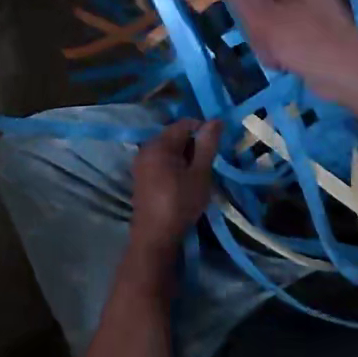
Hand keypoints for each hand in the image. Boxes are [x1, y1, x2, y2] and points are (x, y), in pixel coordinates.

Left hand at [128, 118, 221, 252]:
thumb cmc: (180, 203)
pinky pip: (161, 160)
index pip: (185, 123)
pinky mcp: (141, 176)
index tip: (216, 147)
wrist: (155, 236)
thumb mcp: (200, 173)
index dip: (204, 130)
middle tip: (208, 164)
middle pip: (175, 135)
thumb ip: (207, 145)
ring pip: (169, 149)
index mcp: (159, 144)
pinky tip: (183, 181)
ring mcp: (141, 162)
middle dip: (194, 144)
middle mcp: (146, 148)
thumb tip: (216, 120)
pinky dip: (174, 165)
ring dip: (185, 156)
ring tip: (198, 174)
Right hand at [209, 0, 357, 128]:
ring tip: (270, 54)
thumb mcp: (267, 19)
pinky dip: (276, 47)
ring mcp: (311, 10)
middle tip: (251, 36)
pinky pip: (283, 34)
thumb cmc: (308, 44)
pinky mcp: (315, 33)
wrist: (353, 77)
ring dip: (262, 35)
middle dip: (249, 15)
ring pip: (269, 16)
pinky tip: (281, 63)